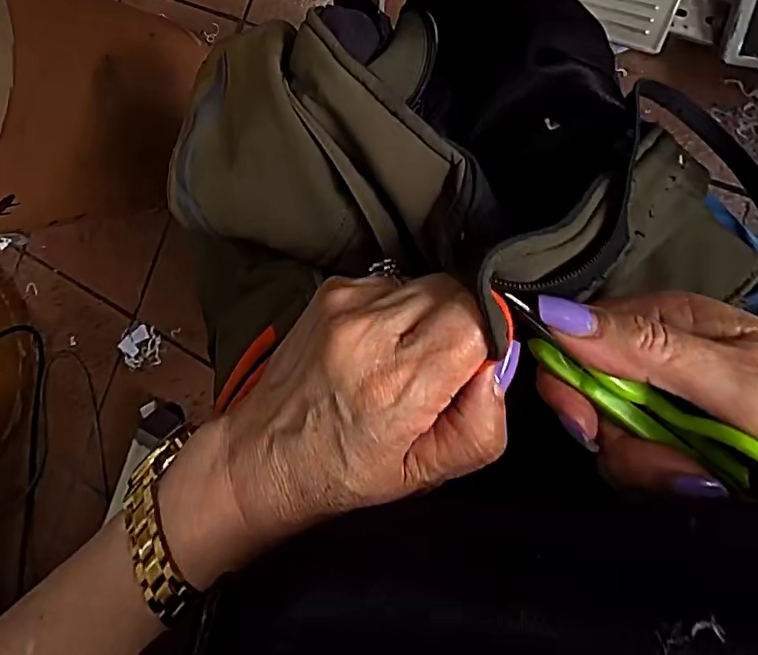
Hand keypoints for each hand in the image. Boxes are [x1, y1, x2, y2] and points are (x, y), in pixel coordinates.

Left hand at [158, 272, 516, 584]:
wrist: (261, 452)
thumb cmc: (343, 470)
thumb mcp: (424, 475)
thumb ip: (480, 427)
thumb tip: (495, 367)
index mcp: (395, 385)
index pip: (476, 320)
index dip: (488, 338)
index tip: (475, 363)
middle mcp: (368, 333)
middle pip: (456, 292)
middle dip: (464, 322)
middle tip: (440, 364)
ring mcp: (347, 303)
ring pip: (429, 283)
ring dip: (432, 313)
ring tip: (404, 354)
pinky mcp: (334, 289)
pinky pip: (396, 283)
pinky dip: (401, 307)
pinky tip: (379, 341)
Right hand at [533, 291, 757, 516]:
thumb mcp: (749, 385)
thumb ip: (652, 351)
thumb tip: (555, 314)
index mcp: (679, 320)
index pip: (585, 331)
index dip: (570, 374)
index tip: (586, 422)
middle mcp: (675, 356)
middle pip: (598, 390)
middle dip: (625, 434)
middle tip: (681, 458)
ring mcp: (689, 405)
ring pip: (622, 435)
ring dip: (657, 466)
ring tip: (719, 475)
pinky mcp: (702, 448)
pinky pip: (654, 467)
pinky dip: (677, 484)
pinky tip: (721, 487)